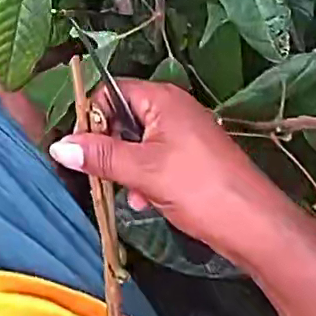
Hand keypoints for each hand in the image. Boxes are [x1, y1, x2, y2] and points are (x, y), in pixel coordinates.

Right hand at [47, 79, 311, 268]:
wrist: (256, 225)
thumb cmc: (199, 187)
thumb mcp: (143, 171)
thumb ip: (101, 155)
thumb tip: (59, 144)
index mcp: (160, 97)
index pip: (111, 91)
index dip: (94, 117)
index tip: (85, 149)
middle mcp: (172, 106)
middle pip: (123, 116)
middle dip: (111, 147)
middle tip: (104, 176)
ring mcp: (184, 130)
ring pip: (138, 140)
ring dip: (127, 166)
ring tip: (131, 196)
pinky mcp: (192, 153)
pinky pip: (156, 154)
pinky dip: (146, 175)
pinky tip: (146, 200)